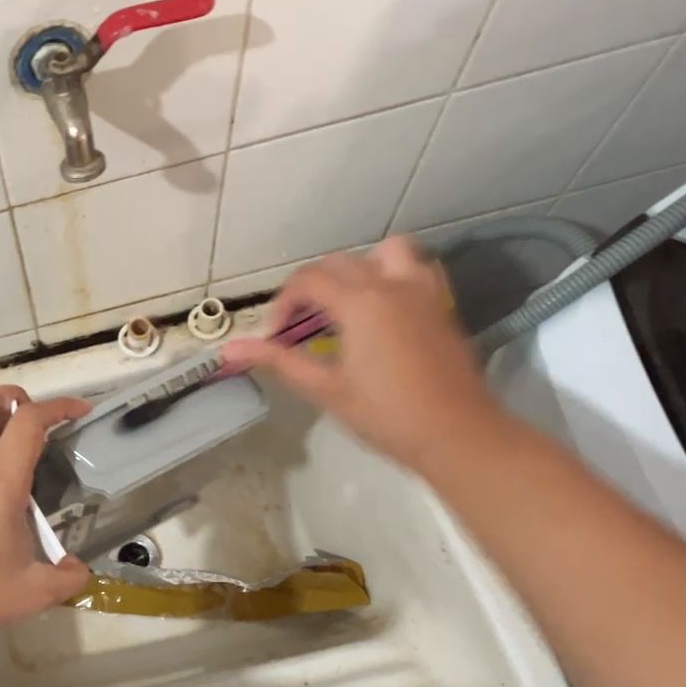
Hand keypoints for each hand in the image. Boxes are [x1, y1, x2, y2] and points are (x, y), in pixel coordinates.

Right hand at [221, 236, 510, 472]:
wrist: (456, 434)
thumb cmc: (385, 414)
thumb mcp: (324, 388)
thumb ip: (278, 360)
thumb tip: (229, 349)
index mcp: (360, 302)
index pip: (307, 280)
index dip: (282, 305)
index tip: (274, 338)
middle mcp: (391, 284)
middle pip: (339, 263)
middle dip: (311, 288)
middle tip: (299, 325)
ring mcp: (422, 291)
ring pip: (385, 252)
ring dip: (358, 269)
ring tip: (345, 304)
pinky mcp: (441, 306)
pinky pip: (415, 270)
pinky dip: (393, 276)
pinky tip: (383, 310)